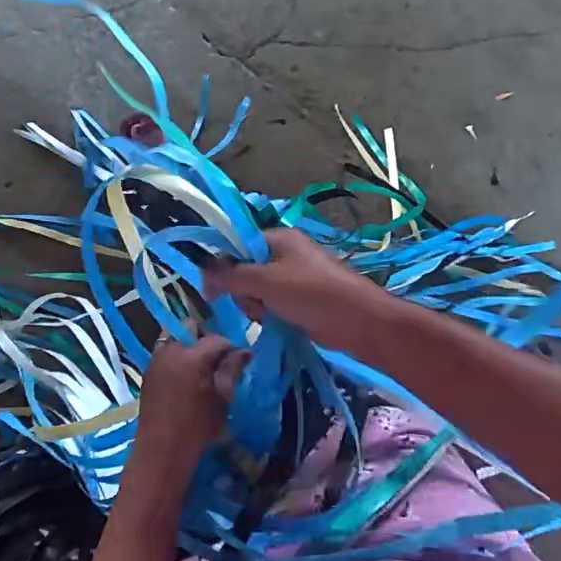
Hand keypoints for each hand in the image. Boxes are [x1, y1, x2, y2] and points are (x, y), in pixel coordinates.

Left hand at [125, 334, 244, 499]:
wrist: (162, 450)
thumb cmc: (197, 427)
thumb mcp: (221, 399)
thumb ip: (231, 370)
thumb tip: (245, 351)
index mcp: (191, 357)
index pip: (217, 339)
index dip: (231, 347)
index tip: (238, 360)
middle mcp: (170, 351)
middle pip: (190, 329)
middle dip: (206, 338)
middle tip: (218, 359)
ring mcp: (155, 359)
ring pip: (174, 337)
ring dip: (189, 345)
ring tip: (201, 367)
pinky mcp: (148, 371)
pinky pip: (164, 352)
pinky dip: (177, 355)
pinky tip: (186, 375)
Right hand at [205, 229, 400, 352]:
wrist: (358, 322)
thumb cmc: (311, 293)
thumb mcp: (265, 281)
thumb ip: (230, 275)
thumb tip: (202, 272)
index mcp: (278, 238)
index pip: (237, 244)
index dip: (222, 265)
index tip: (213, 289)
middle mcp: (284, 253)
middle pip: (243, 270)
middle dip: (243, 290)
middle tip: (256, 303)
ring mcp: (293, 277)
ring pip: (255, 290)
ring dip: (256, 305)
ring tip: (270, 314)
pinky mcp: (299, 299)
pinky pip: (271, 303)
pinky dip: (269, 314)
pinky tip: (277, 322)